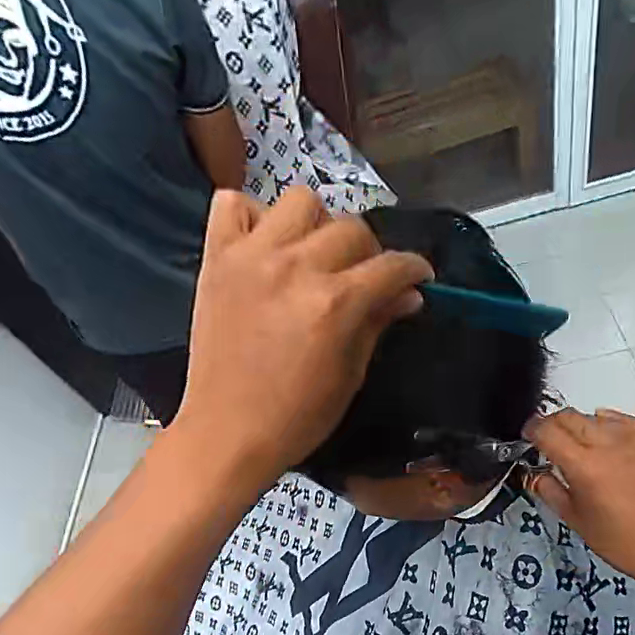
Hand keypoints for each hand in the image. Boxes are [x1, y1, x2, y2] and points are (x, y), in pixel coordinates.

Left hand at [171, 187, 433, 472]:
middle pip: (352, 228)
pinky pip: (233, 204)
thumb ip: (378, 324)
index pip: (390, 266)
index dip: (415, 269)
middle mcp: (296, 268)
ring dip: (319, 225)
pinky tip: (266, 248)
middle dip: (370, 253)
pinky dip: (254, 217)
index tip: (420, 277)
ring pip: (300, 202)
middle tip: (365, 279)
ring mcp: (251, 257)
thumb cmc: (300, 417)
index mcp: (335, 304)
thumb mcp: (351, 375)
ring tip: (315, 257)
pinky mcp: (215, 258)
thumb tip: (408, 295)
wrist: (229, 432)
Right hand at [523, 409, 634, 595]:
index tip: (531, 434)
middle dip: (557, 427)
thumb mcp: (576, 520)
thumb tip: (536, 475)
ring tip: (594, 457)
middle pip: (571, 416)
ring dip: (589, 429)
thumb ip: (549, 489)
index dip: (533, 430)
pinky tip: (620, 456)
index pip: (547, 429)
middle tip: (557, 444)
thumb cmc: (630, 544)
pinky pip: (631, 423)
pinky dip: (619, 433)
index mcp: (586, 466)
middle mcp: (613, 445)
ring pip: (600, 416)